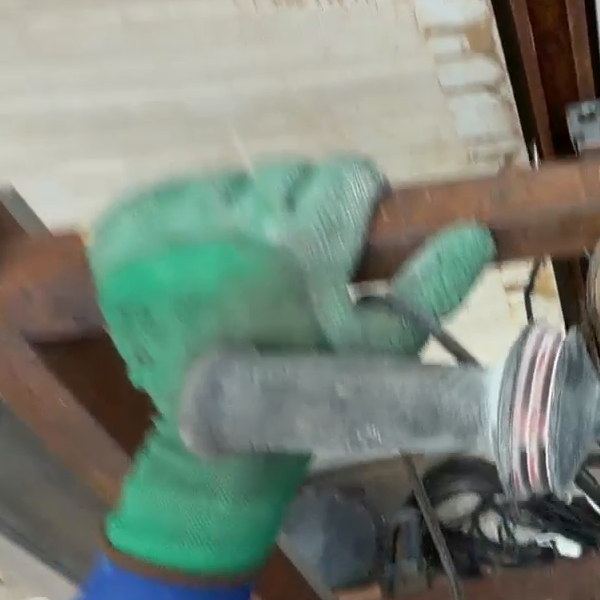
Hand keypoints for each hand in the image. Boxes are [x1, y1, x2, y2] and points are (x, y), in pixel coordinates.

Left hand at [91, 155, 492, 578]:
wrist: (213, 426)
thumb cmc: (313, 380)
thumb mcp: (387, 344)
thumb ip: (436, 284)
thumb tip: (475, 231)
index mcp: (301, 248)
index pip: (348, 173)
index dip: (362, 199)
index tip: (354, 233)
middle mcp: (231, 227)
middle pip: (295, 173)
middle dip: (312, 205)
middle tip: (308, 255)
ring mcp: (169, 229)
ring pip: (241, 180)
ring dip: (258, 210)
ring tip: (258, 260)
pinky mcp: (124, 235)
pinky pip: (182, 190)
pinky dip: (202, 214)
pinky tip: (210, 254)